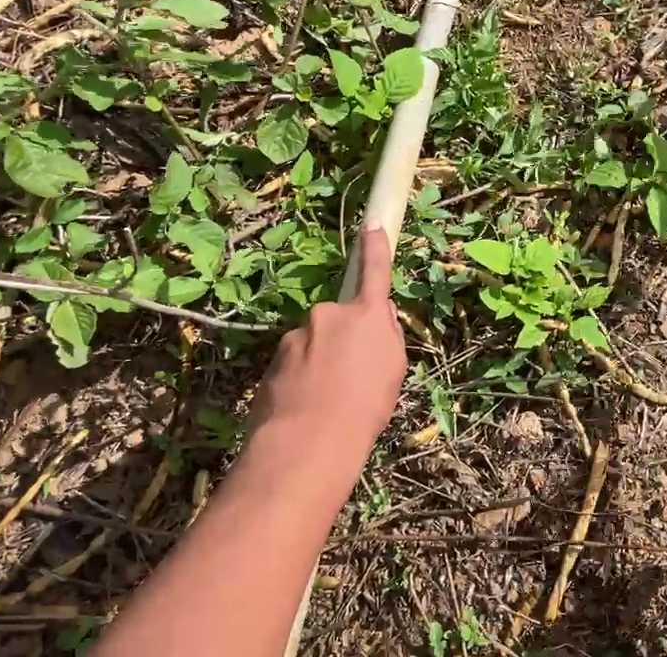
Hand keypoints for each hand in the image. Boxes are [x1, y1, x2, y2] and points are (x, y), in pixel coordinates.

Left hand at [249, 224, 406, 449]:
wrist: (306, 442)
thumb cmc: (365, 404)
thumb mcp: (394, 368)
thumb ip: (386, 337)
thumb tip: (377, 319)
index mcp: (364, 314)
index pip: (374, 272)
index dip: (375, 249)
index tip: (372, 225)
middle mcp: (327, 316)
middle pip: (341, 319)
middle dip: (346, 338)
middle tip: (356, 375)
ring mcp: (296, 338)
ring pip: (315, 343)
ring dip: (322, 362)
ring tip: (331, 400)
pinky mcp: (272, 362)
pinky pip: (294, 364)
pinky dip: (302, 380)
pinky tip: (308, 408)